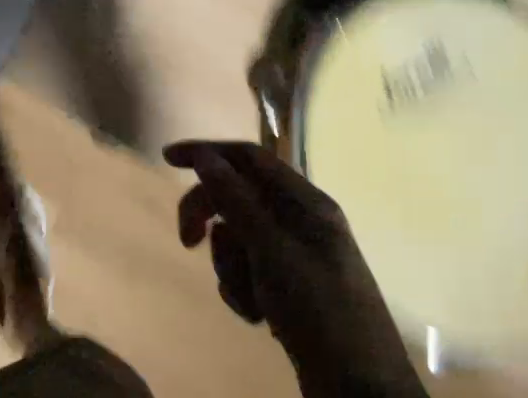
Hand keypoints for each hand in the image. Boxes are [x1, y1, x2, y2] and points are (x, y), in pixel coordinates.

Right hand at [164, 141, 425, 397]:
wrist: (361, 391)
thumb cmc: (320, 311)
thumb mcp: (272, 251)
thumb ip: (236, 200)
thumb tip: (204, 156)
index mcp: (307, 204)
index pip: (249, 157)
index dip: (207, 153)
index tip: (167, 160)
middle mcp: (301, 222)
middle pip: (237, 197)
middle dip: (210, 219)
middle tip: (186, 242)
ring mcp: (295, 256)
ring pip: (237, 237)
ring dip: (229, 265)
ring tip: (247, 298)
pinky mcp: (288, 288)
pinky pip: (246, 269)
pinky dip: (241, 288)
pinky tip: (256, 316)